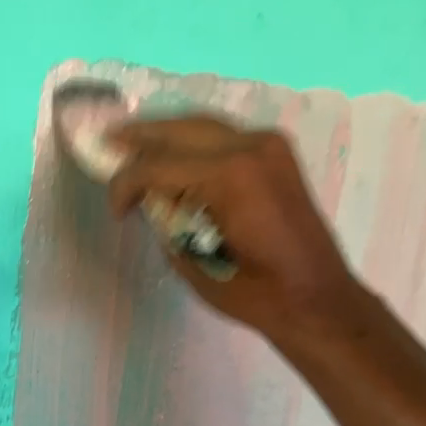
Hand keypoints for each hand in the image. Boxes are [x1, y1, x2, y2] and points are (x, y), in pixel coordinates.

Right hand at [109, 116, 358, 343]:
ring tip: (136, 145)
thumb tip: (154, 204)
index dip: (126, 183)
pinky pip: (225, 136)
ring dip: (168, 135)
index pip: (158, 165)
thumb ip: (170, 225)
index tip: (115, 209)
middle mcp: (249, 147)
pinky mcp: (277, 154)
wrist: (316, 299)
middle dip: (141, 137)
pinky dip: (196, 142)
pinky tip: (176, 155)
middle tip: (108, 143)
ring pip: (203, 125)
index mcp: (229, 175)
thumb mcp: (196, 263)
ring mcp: (268, 146)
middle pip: (180, 129)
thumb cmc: (256, 295)